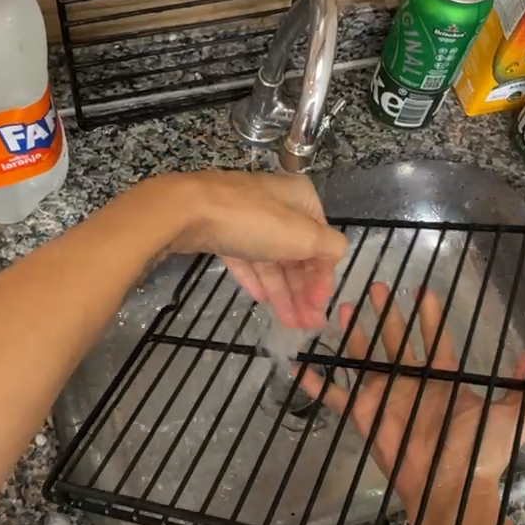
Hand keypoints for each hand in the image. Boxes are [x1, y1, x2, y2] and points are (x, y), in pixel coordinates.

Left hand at [146, 171, 348, 328]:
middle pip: (297, 254)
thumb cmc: (253, 221)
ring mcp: (246, 217)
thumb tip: (336, 255)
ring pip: (271, 260)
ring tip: (288, 323)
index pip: (322, 242)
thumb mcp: (303, 234)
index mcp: (301, 199)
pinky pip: (244, 259)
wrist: (187, 210)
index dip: (324, 278)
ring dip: (283, 292)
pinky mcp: (221, 230)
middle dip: (303, 291)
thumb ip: (330, 247)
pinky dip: (255, 279)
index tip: (320, 308)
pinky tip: (260, 300)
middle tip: (307, 325)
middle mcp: (277, 205)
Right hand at [294, 283, 524, 524]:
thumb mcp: (516, 413)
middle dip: (386, 311)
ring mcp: (385, 396)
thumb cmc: (483, 451)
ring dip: (353, 334)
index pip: (434, 337)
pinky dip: (318, 384)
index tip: (423, 289)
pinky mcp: (364, 415)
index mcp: (443, 377)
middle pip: (395, 338)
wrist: (452, 487)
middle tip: (376, 285)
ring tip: (342, 307)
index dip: (430, 314)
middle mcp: (411, 381)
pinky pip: (336, 397)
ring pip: (364, 357)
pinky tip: (303, 367)